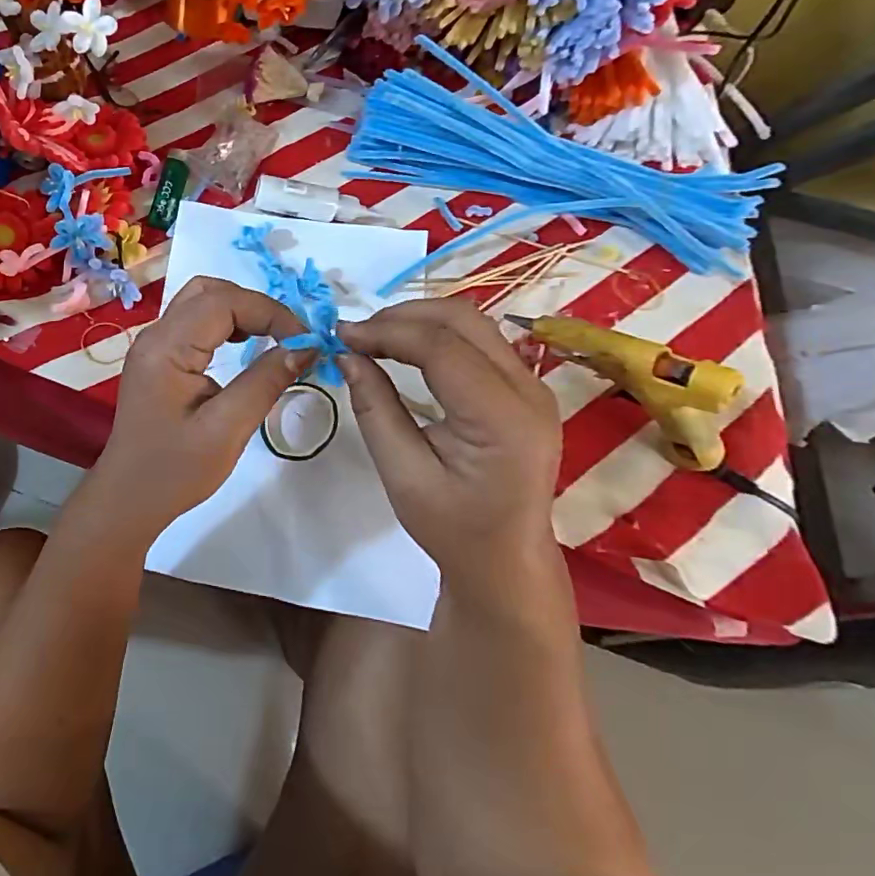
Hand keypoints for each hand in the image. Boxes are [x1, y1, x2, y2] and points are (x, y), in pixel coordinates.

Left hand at [84, 277, 310, 531]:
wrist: (129, 498)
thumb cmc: (175, 470)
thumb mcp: (227, 428)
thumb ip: (265, 381)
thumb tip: (306, 347)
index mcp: (166, 348)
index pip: (223, 302)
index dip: (270, 312)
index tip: (305, 342)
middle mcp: (155, 336)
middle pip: (210, 292)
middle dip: (255, 306)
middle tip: (290, 337)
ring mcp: (153, 346)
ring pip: (201, 302)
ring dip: (241, 312)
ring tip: (274, 339)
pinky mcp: (158, 360)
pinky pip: (195, 324)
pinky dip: (226, 325)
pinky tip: (246, 347)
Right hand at [337, 299, 561, 574]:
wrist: (506, 559)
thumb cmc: (452, 527)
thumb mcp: (403, 474)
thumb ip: (375, 409)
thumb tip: (347, 356)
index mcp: (502, 418)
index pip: (441, 347)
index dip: (386, 332)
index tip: (341, 336)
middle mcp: (528, 391)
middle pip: (463, 320)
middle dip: (402, 316)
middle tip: (355, 335)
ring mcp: (533, 387)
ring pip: (473, 323)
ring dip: (420, 321)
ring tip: (374, 338)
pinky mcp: (526, 390)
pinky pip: (480, 342)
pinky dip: (437, 335)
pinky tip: (405, 349)